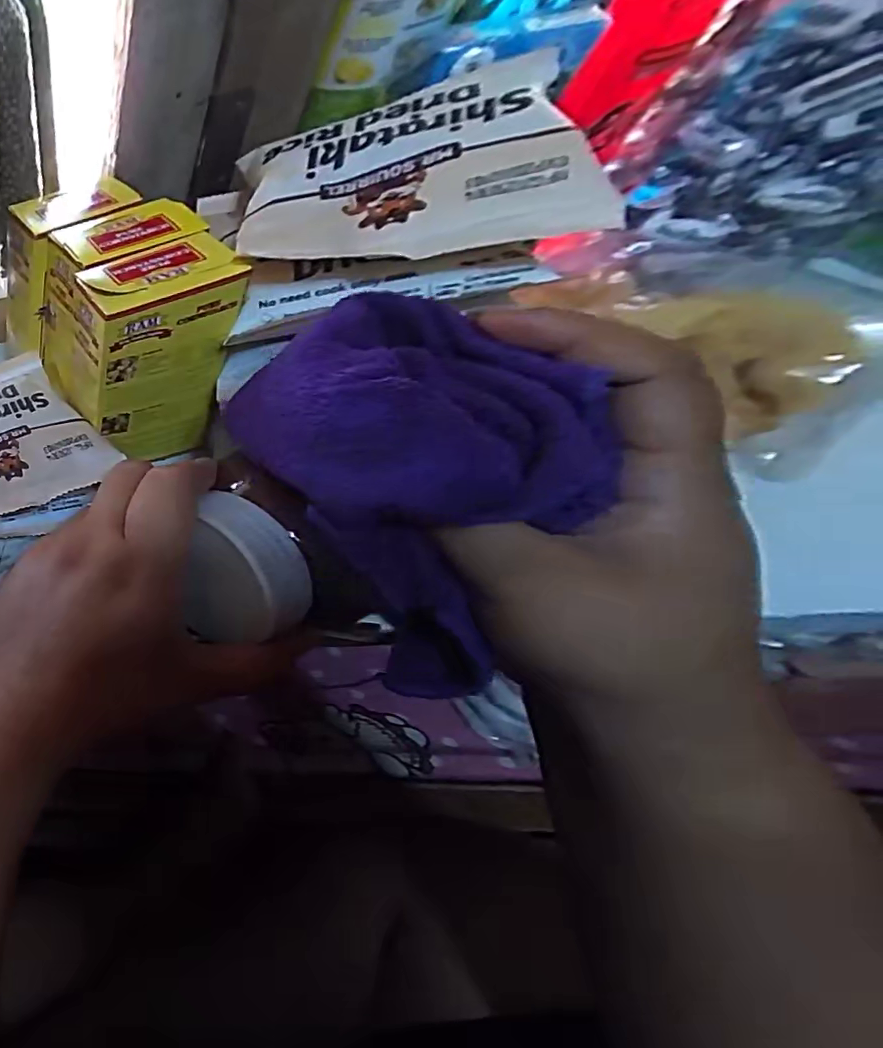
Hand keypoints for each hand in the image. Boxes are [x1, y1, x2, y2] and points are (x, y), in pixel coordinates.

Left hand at [0, 459, 304, 771]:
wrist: (20, 712)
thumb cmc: (110, 696)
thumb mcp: (190, 682)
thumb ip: (255, 662)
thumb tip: (307, 644)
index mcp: (142, 559)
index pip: (169, 482)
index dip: (194, 471)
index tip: (211, 482)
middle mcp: (93, 538)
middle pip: (127, 474)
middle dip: (158, 479)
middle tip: (177, 507)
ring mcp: (49, 546)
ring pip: (93, 503)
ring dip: (120, 508)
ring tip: (132, 547)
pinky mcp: (21, 560)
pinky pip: (63, 531)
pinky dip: (87, 537)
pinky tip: (89, 578)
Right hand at [436, 309, 761, 716]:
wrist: (643, 736)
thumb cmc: (611, 653)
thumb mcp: (530, 583)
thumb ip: (461, 517)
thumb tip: (387, 464)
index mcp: (674, 476)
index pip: (651, 372)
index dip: (575, 335)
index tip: (486, 326)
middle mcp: (643, 477)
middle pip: (591, 390)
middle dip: (516, 361)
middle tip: (433, 353)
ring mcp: (602, 506)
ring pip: (551, 432)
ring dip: (489, 406)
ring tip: (419, 393)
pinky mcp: (563, 533)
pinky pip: (520, 472)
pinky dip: (475, 453)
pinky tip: (429, 455)